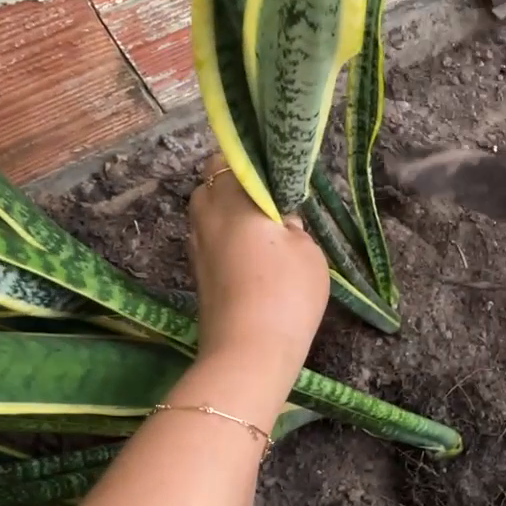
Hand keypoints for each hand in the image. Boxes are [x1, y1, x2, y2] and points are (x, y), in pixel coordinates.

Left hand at [188, 158, 330, 384]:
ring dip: (234, 211)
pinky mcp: (198, 269)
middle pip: (214, 181)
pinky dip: (230, 236)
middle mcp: (206, 212)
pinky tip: (257, 254)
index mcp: (233, 197)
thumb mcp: (308, 251)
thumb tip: (279, 220)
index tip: (280, 166)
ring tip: (268, 228)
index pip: (232, 156)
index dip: (254, 157)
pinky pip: (212, 236)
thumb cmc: (286, 292)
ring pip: (210, 209)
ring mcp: (196, 243)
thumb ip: (292, 225)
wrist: (250, 349)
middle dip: (239, 182)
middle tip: (275, 198)